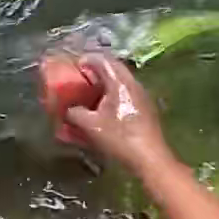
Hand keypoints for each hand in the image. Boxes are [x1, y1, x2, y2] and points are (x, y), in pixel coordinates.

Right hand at [59, 53, 174, 174]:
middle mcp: (134, 85)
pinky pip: (125, 92)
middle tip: (79, 77)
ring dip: (104, 82)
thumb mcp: (89, 125)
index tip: (73, 65)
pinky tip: (103, 107)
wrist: (150, 159)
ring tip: (88, 92)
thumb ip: (73, 112)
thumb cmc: (119, 137)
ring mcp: (142, 96)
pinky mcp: (145, 108)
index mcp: (120, 83)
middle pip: (114, 68)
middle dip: (95, 70)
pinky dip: (111, 93)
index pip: (103, 61)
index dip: (87, 60)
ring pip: (120, 81)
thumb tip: (67, 109)